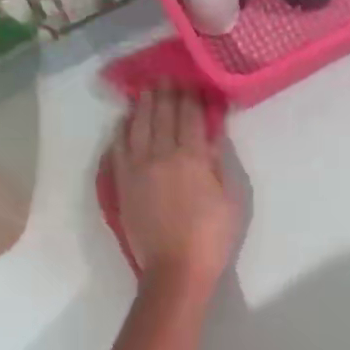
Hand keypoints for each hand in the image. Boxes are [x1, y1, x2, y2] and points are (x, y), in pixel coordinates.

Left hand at [111, 87, 238, 296]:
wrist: (175, 271)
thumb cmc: (210, 240)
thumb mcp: (230, 201)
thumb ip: (219, 165)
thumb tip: (210, 138)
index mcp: (193, 157)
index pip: (191, 115)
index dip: (192, 95)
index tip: (193, 82)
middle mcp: (162, 154)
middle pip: (163, 114)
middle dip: (167, 92)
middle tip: (168, 78)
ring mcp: (138, 168)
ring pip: (138, 125)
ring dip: (143, 105)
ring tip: (147, 91)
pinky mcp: (123, 184)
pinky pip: (119, 148)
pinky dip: (123, 130)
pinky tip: (125, 121)